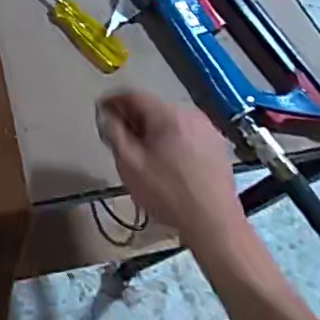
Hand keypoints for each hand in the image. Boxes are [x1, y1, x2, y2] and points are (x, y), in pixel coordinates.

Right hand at [96, 89, 243, 244]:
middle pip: (154, 107)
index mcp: (168, 114)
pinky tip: (168, 163)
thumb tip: (106, 115)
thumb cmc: (168, 195)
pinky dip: (173, 140)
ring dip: (154, 130)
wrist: (214, 224)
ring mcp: (208, 129)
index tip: (101, 109)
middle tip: (120, 136)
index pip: (135, 95)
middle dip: (134, 118)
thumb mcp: (130, 165)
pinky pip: (187, 134)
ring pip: (171, 121)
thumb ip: (114, 134)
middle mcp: (191, 113)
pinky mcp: (218, 145)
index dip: (114, 100)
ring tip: (143, 153)